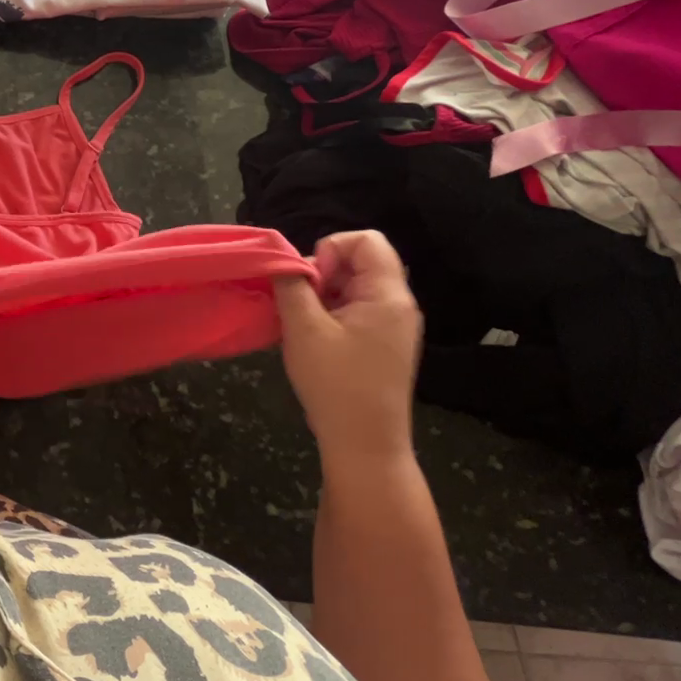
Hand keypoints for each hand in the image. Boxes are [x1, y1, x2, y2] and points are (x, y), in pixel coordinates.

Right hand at [273, 230, 423, 466]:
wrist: (364, 440)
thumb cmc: (335, 382)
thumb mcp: (303, 329)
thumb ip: (292, 285)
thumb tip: (283, 260)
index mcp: (388, 296)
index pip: (366, 240)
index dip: (331, 249)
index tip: (311, 281)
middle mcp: (397, 304)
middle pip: (359, 260)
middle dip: (321, 272)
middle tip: (300, 303)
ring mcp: (391, 324)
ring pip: (352, 285)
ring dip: (321, 294)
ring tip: (303, 323)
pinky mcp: (381, 341)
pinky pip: (353, 307)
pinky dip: (328, 312)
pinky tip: (312, 337)